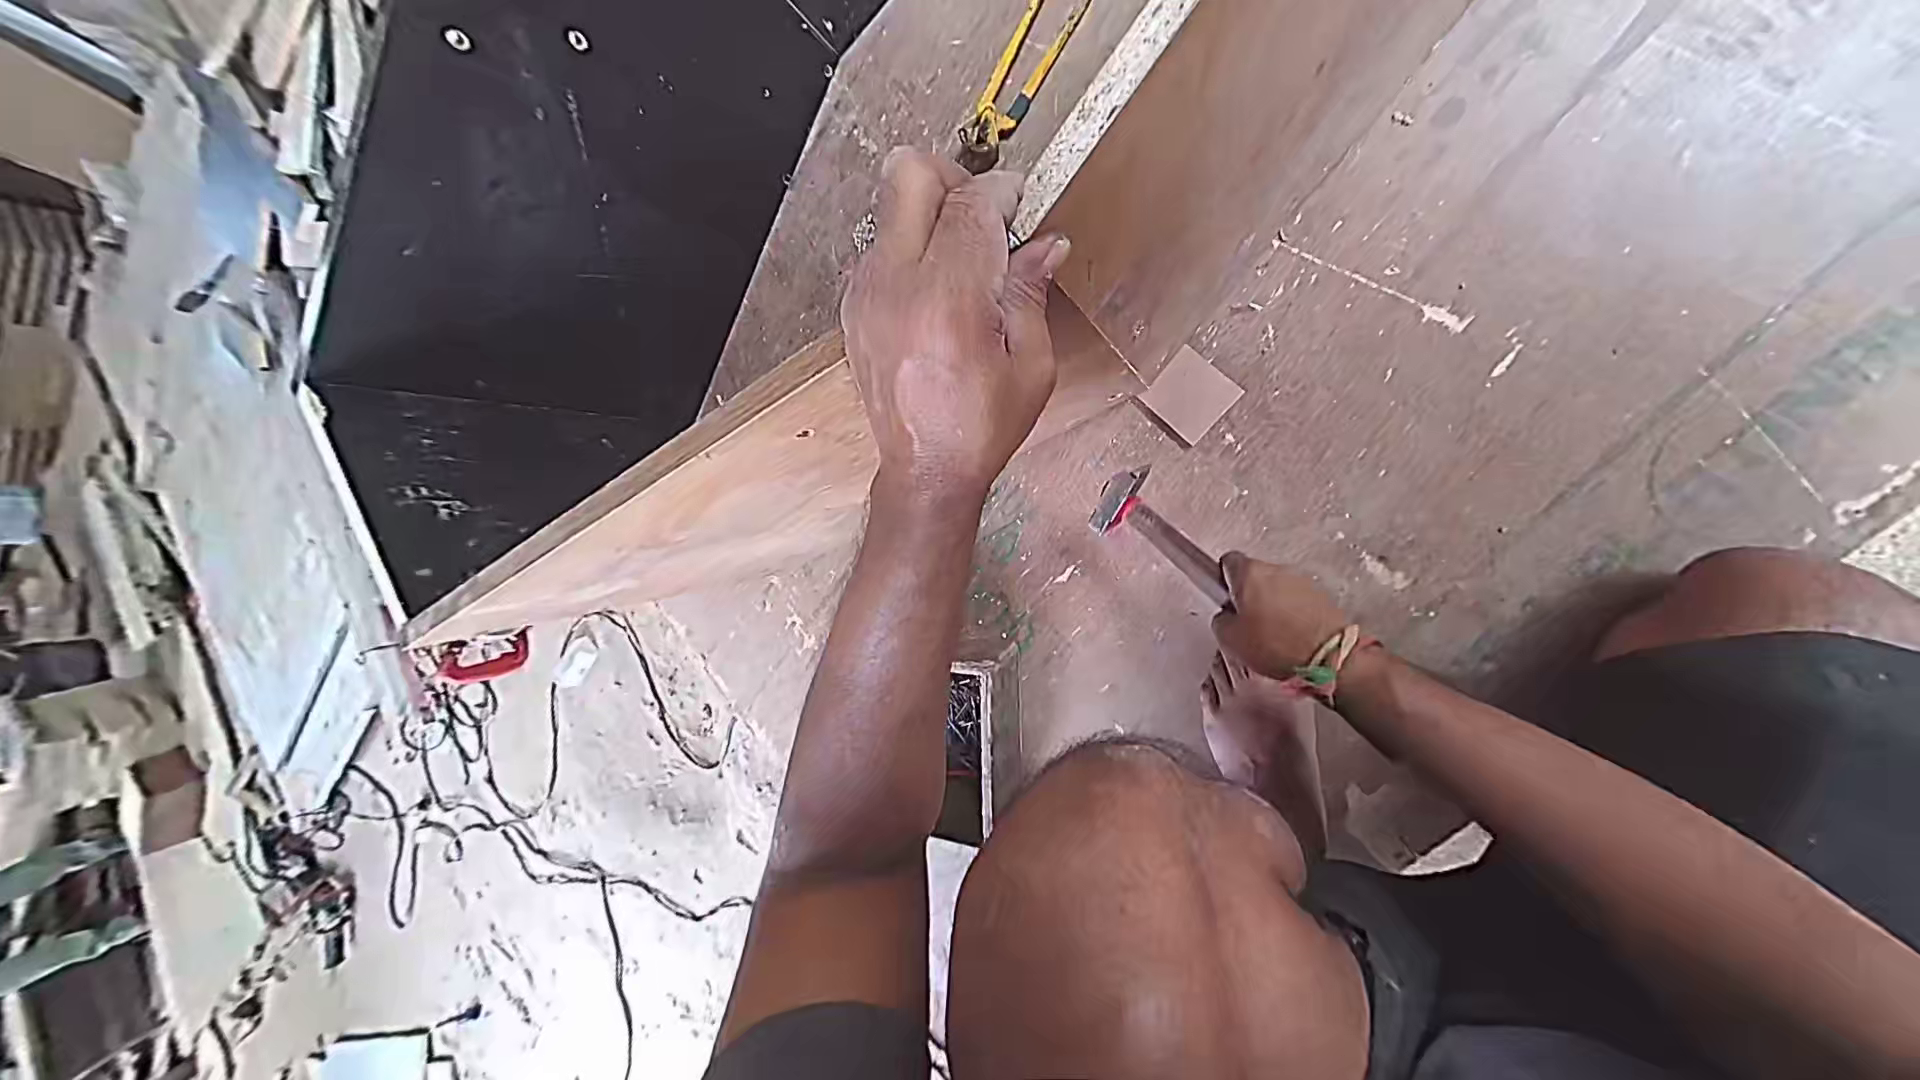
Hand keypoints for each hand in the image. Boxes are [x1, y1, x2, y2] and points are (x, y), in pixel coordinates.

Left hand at [841, 147, 1070, 496]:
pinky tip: (936, 289)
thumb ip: (1031, 292)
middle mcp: (897, 286)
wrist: (924, 469)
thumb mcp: (1030, 365)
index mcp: (948, 300)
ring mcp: (866, 294)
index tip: (1021, 205)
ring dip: (930, 214)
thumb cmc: (977, 429)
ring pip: (890, 206)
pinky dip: (911, 248)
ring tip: (963, 262)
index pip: (972, 202)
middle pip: (911, 173)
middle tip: (982, 214)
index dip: (1004, 192)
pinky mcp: (854, 308)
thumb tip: (1046, 245)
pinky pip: (881, 247)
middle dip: (954, 177)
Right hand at [1212, 553, 1353, 677]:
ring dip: (1272, 603)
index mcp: (1249, 573)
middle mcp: (1277, 569)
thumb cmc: (1274, 644)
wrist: (1330, 657)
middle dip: (1249, 594)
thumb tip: (1227, 615)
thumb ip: (1221, 619)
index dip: (1222, 579)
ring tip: (1272, 633)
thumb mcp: (1230, 638)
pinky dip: (1292, 612)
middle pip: (1254, 575)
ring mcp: (1302, 581)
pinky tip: (1291, 636)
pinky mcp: (1322, 596)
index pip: (1228, 561)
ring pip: (1277, 587)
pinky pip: (1297, 600)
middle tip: (1246, 622)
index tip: (1224, 599)